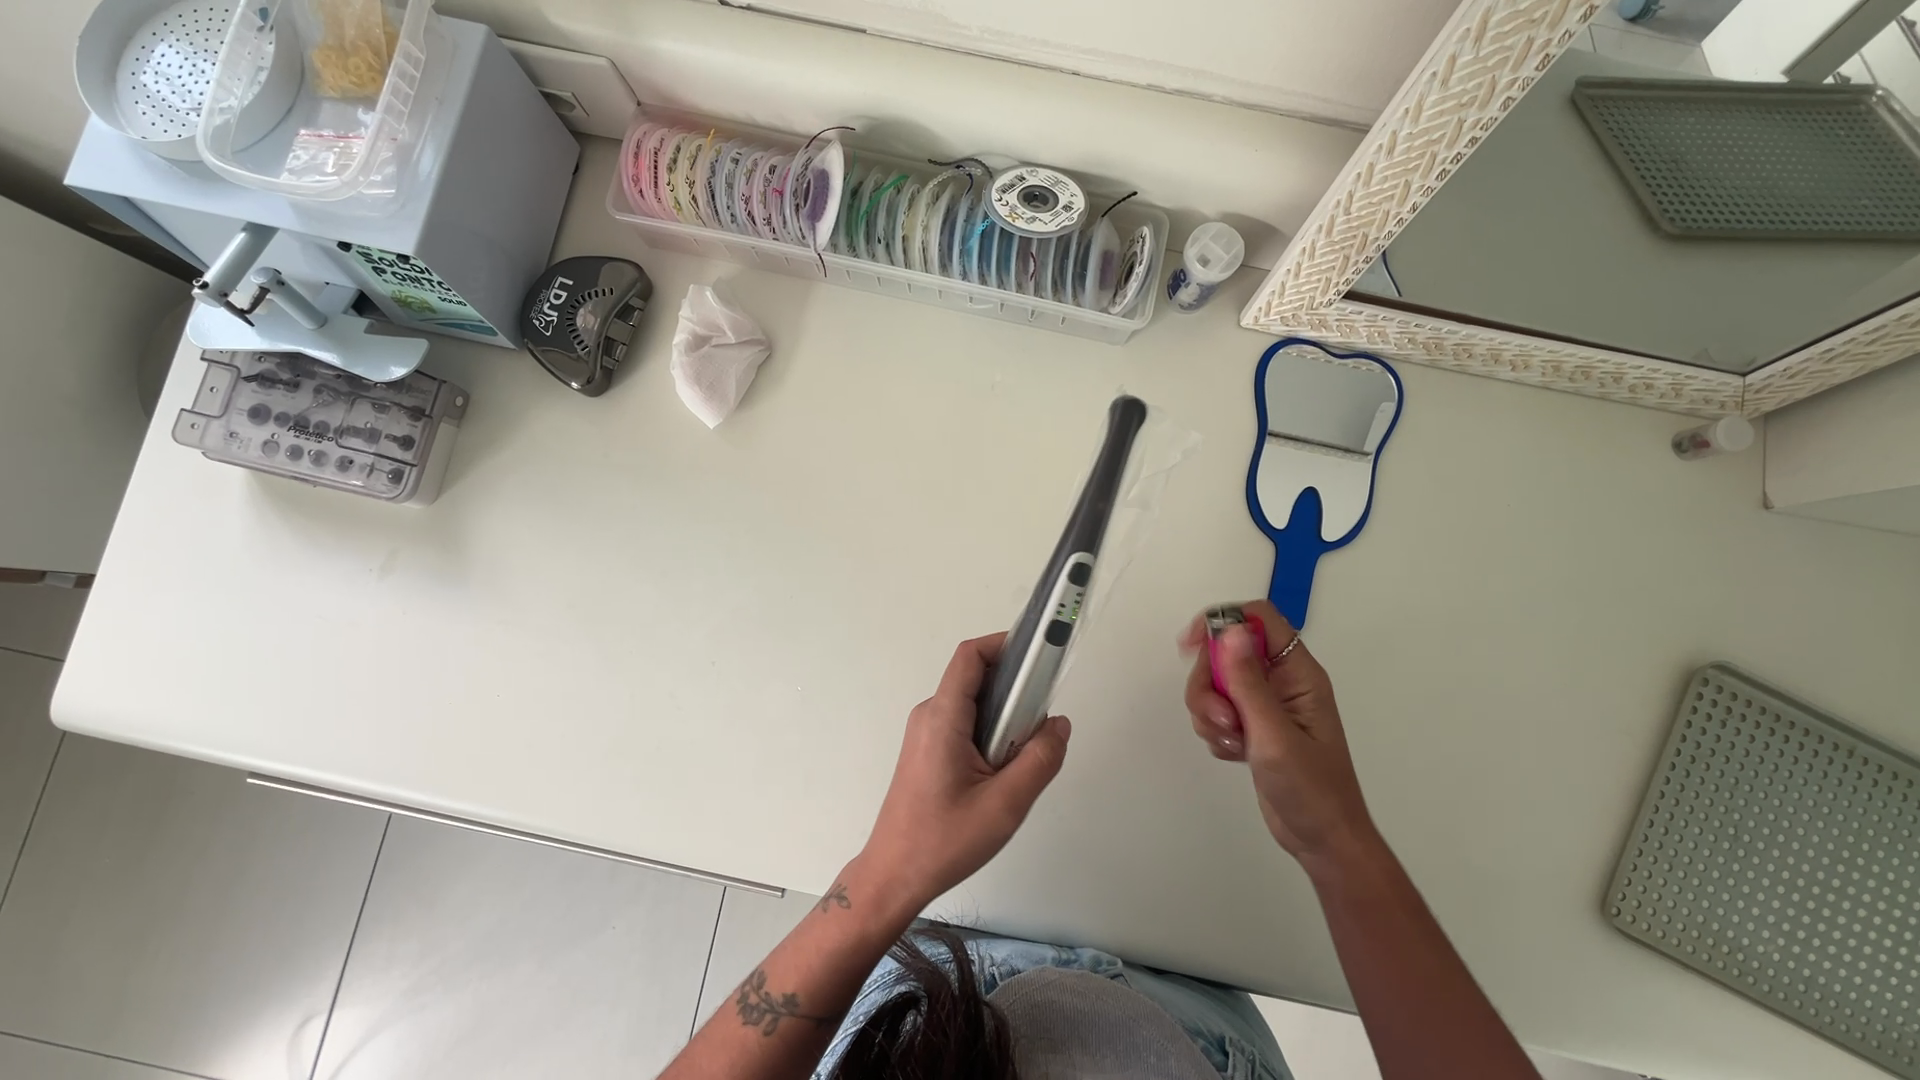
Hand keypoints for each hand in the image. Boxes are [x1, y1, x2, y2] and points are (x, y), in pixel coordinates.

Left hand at [860, 633, 1071, 907]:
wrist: (895, 874)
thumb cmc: (943, 841)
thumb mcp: (1005, 805)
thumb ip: (1039, 759)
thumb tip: (1058, 724)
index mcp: (942, 717)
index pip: (971, 656)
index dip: (1006, 644)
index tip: (1042, 655)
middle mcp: (930, 716)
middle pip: (977, 678)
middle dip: (1016, 688)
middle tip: (1044, 719)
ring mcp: (927, 734)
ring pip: (975, 704)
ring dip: (1007, 716)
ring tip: (1027, 753)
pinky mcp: (930, 751)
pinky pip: (966, 724)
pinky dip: (993, 733)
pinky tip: (1007, 769)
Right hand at [1180, 601, 1378, 870]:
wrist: (1323, 840)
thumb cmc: (1310, 788)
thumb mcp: (1274, 734)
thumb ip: (1248, 682)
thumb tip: (1229, 629)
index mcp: (1297, 673)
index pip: (1257, 619)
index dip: (1221, 623)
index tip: (1190, 648)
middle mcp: (1281, 682)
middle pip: (1224, 654)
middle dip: (1210, 686)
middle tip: (1223, 720)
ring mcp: (1265, 705)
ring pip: (1215, 685)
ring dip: (1210, 714)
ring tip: (1232, 744)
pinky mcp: (1253, 727)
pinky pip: (1217, 712)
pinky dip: (1216, 732)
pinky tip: (1234, 755)